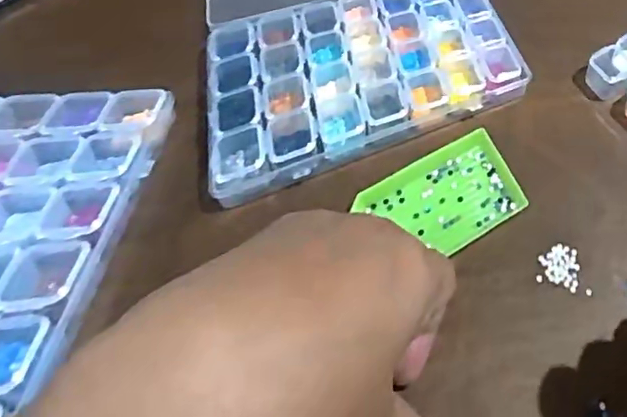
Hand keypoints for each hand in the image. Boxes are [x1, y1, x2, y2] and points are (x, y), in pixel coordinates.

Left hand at [31, 210, 454, 416]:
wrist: (186, 376)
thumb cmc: (307, 399)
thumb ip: (396, 410)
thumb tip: (389, 405)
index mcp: (406, 266)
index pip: (441, 285)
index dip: (424, 337)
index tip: (390, 382)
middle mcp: (363, 231)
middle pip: (391, 268)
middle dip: (380, 318)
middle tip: (348, 375)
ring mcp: (306, 227)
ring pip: (342, 264)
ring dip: (335, 306)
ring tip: (297, 364)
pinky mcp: (257, 237)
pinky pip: (295, 265)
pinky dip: (291, 298)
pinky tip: (256, 348)